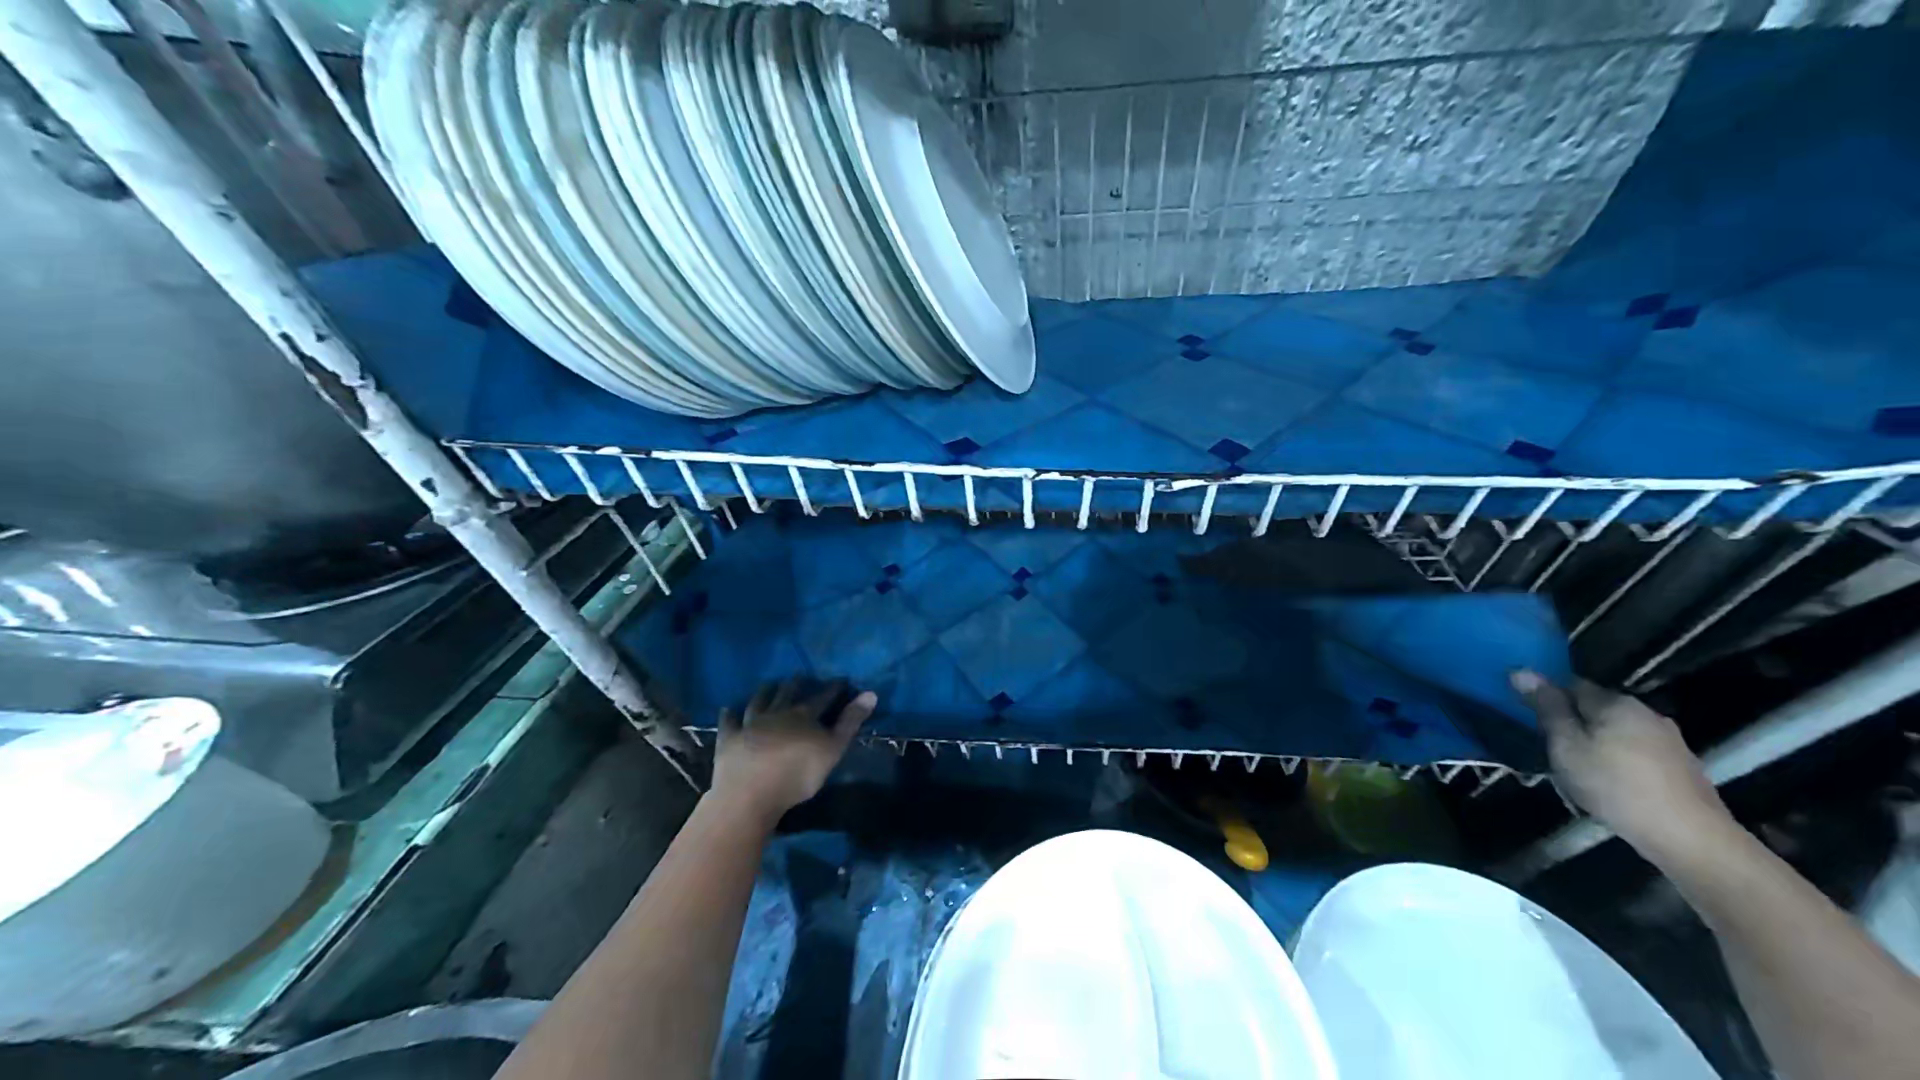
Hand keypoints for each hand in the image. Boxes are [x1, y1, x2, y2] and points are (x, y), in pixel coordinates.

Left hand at [711, 679, 874, 822]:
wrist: (750, 793)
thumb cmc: (798, 775)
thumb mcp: (833, 750)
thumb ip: (850, 722)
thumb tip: (871, 693)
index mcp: (804, 715)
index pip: (822, 697)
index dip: (833, 688)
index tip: (841, 679)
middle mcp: (777, 712)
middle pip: (788, 693)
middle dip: (796, 684)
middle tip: (800, 675)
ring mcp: (750, 723)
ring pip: (759, 701)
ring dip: (765, 691)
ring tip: (769, 683)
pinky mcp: (729, 738)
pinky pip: (729, 722)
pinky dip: (730, 714)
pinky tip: (728, 708)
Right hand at [1511, 670, 1733, 856]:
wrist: (1689, 837)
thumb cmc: (1615, 785)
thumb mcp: (1566, 746)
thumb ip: (1546, 708)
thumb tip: (1521, 671)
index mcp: (1616, 702)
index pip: (1571, 684)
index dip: (1548, 697)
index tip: (1531, 717)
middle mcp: (1647, 712)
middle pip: (1597, 708)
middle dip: (1575, 721)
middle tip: (1552, 746)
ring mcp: (1670, 740)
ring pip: (1619, 731)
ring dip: (1599, 741)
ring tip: (1581, 767)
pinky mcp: (1683, 766)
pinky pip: (1638, 750)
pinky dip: (1621, 759)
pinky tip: (1613, 781)